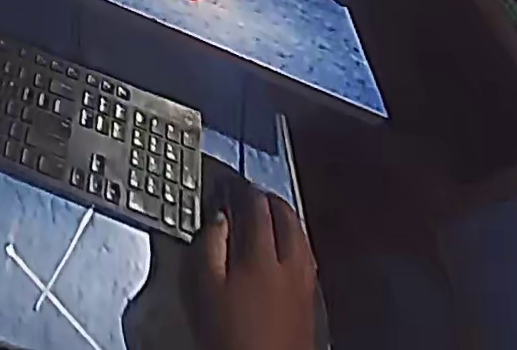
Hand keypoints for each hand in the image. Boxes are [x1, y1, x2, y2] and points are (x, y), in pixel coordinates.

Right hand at [196, 188, 317, 349]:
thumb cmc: (228, 331)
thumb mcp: (205, 284)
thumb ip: (210, 244)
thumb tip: (219, 217)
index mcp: (260, 257)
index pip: (256, 209)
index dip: (243, 191)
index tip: (231, 185)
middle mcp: (289, 265)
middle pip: (287, 219)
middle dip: (271, 200)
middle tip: (253, 193)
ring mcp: (305, 285)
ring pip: (302, 238)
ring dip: (287, 219)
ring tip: (271, 212)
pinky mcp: (311, 303)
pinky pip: (307, 257)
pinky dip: (296, 240)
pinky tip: (285, 246)